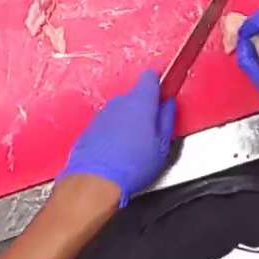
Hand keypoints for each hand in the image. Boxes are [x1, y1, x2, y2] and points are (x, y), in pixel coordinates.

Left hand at [58, 70, 176, 205]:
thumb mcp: (162, 144)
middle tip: (153, 131)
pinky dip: (113, 134)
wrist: (94, 181)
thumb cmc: (131, 165)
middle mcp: (119, 103)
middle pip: (135, 97)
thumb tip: (169, 105)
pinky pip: (107, 126)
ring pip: (120, 112)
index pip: (150, 77)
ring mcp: (102, 115)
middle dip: (144, 109)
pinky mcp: (90, 128)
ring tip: (135, 148)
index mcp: (140, 102)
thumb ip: (168, 119)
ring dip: (128, 123)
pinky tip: (119, 153)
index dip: (158, 81)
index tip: (163, 89)